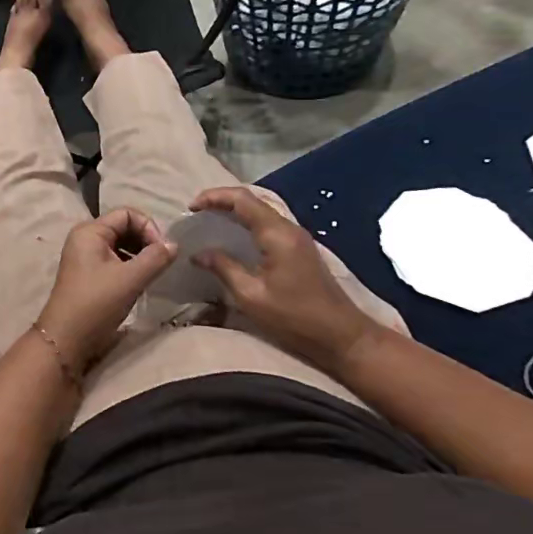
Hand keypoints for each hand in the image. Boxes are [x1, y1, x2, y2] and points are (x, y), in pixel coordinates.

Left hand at [36, 209, 176, 369]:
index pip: (127, 214)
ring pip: (120, 244)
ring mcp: (85, 255)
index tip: (163, 251)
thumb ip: (155, 258)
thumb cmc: (96, 303)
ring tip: (153, 272)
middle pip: (123, 227)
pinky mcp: (88, 273)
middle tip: (162, 262)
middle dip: (145, 240)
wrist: (66, 338)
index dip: (149, 227)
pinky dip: (130, 265)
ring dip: (139, 254)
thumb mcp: (130, 279)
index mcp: (90, 231)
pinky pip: (114, 259)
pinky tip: (140, 280)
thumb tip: (174, 244)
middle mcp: (85, 237)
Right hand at [190, 187, 380, 369]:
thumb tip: (197, 254)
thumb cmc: (294, 317)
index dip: (213, 197)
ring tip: (208, 220)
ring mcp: (297, 237)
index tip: (190, 208)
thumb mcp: (250, 295)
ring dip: (233, 210)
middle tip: (195, 212)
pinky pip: (267, 224)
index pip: (241, 199)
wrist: (342, 336)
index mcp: (276, 235)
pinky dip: (245, 222)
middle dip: (220, 201)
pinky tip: (232, 236)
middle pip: (251, 200)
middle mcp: (288, 228)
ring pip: (259, 211)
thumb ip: (223, 268)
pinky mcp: (299, 248)